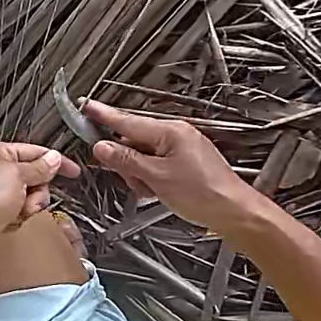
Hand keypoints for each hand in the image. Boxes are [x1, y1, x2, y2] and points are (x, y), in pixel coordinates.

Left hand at [0, 141, 79, 251]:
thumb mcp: (18, 175)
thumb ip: (40, 167)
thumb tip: (54, 159)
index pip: (33, 151)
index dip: (54, 160)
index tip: (72, 170)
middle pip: (34, 176)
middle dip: (37, 190)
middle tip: (29, 195)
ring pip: (30, 196)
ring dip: (29, 205)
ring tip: (17, 210)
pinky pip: (20, 212)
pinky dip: (19, 217)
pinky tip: (9, 220)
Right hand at [84, 100, 261, 233]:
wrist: (235, 213)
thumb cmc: (206, 194)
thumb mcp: (157, 178)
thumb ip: (126, 161)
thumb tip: (102, 148)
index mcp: (170, 132)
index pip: (127, 121)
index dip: (103, 116)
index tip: (86, 106)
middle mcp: (176, 135)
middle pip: (133, 141)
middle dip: (126, 162)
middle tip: (132, 179)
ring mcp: (180, 148)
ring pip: (142, 155)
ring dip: (139, 174)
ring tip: (152, 190)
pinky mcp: (183, 161)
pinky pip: (155, 164)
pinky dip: (151, 178)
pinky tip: (159, 191)